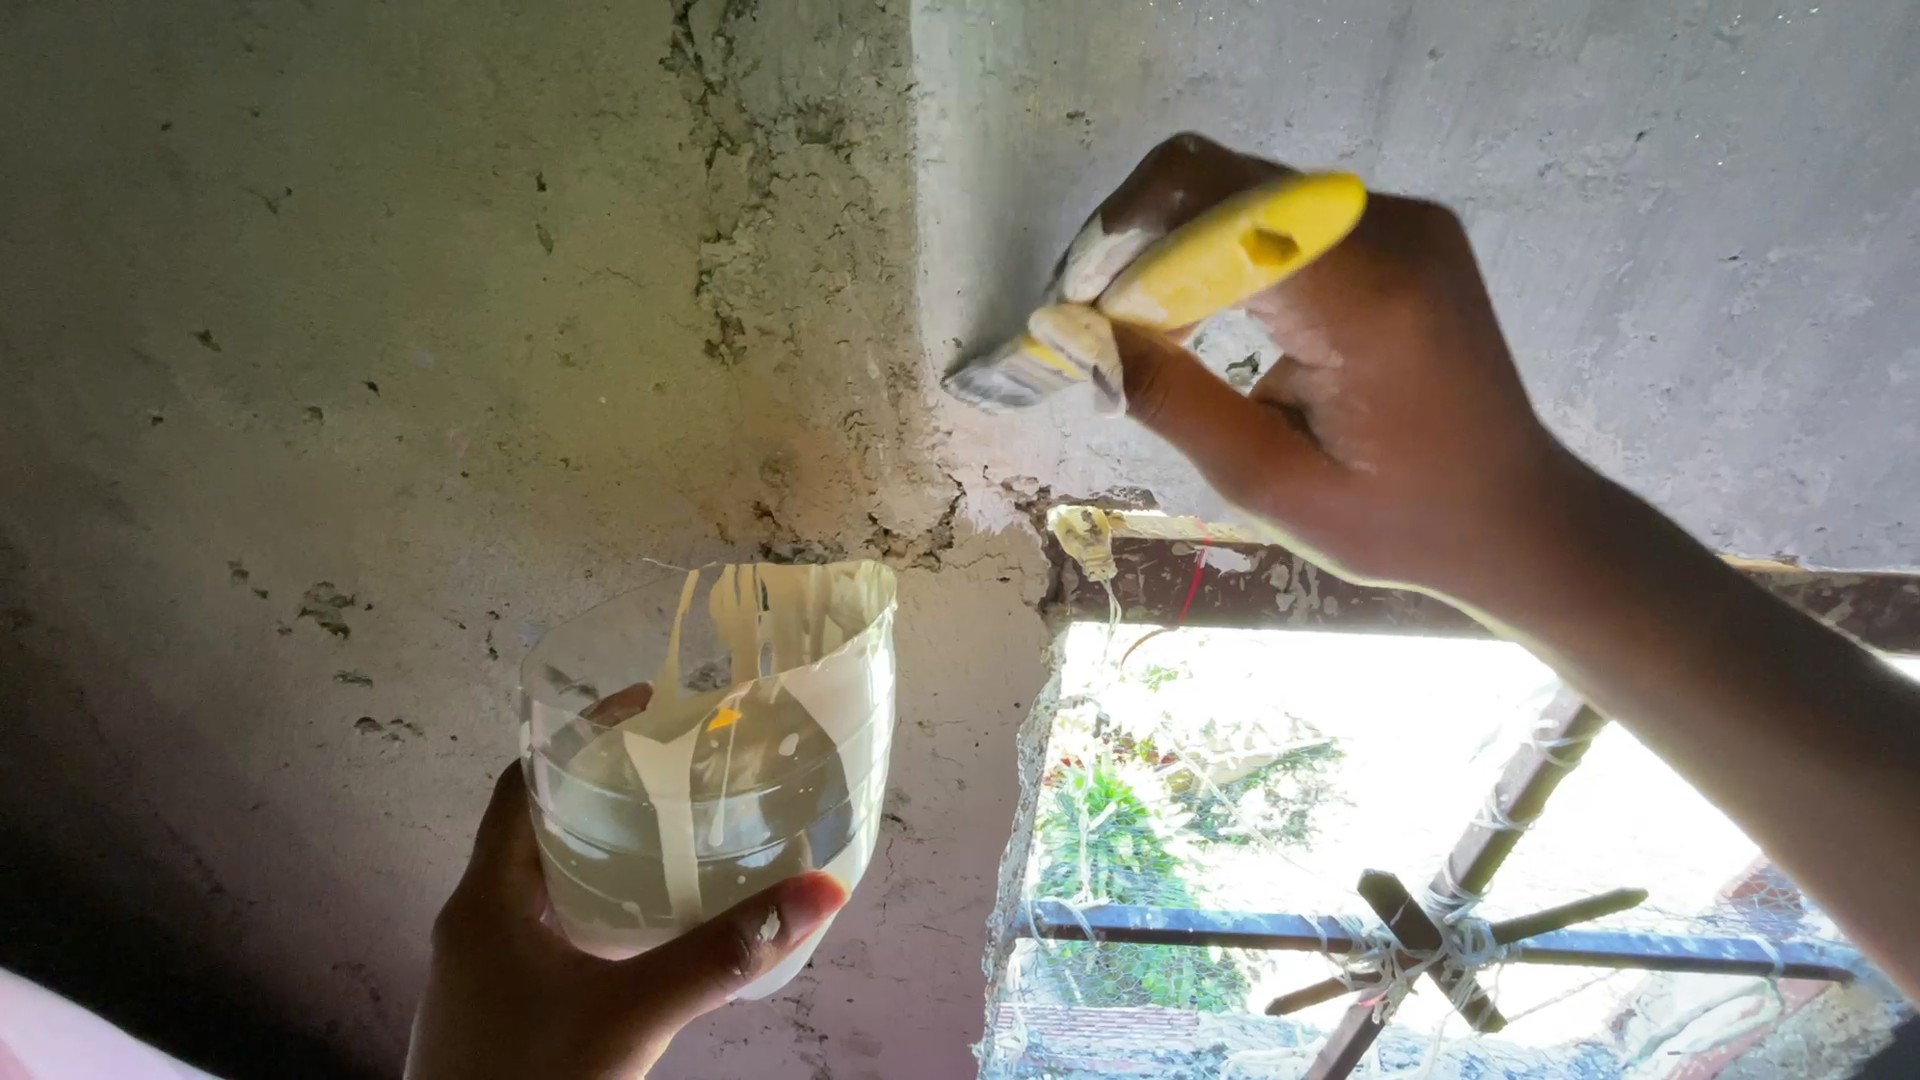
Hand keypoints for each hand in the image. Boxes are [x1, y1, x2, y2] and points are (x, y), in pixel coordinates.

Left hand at [405, 764, 847, 1079]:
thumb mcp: (629, 1018)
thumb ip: (722, 955)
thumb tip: (821, 889)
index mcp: (486, 900)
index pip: (522, 783)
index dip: (579, 736)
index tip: (647, 709)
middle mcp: (480, 920)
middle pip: (541, 822)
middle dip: (607, 785)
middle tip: (682, 765)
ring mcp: (491, 966)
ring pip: (552, 874)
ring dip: (608, 842)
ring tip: (681, 826)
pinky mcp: (509, 1002)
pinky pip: (561, 918)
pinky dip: (607, 896)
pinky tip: (656, 914)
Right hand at [1069, 133, 1578, 598]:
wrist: (1510, 514)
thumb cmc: (1393, 520)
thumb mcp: (1263, 481)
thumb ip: (1167, 400)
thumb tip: (1074, 336)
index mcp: (1363, 295)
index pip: (1212, 200)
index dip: (1120, 238)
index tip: (1074, 307)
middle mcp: (1388, 228)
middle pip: (1218, 185)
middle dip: (1132, 248)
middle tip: (1088, 326)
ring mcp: (1398, 222)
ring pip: (1238, 198)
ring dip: (1167, 256)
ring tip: (1131, 333)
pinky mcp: (1393, 235)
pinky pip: (1271, 222)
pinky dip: (1211, 262)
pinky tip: (1191, 322)